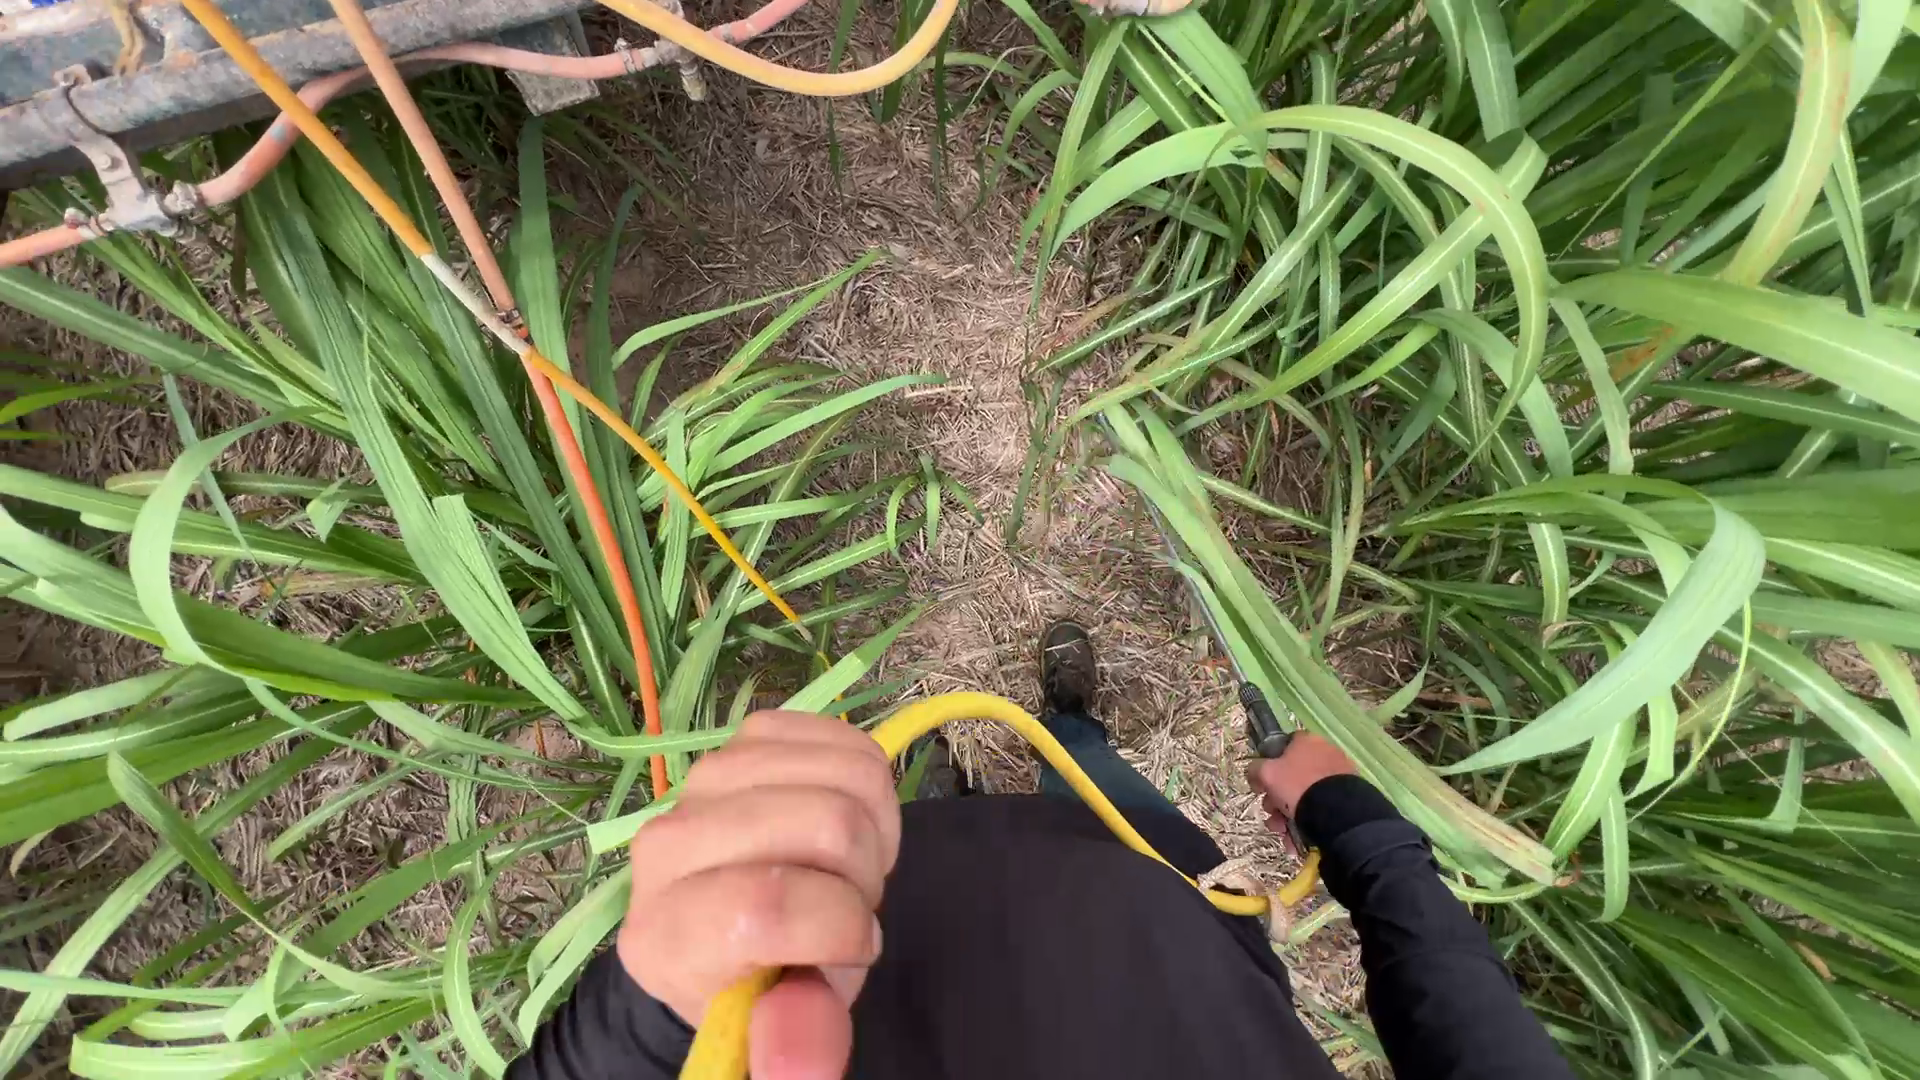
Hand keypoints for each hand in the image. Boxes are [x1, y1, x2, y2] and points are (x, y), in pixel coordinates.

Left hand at [617, 711, 899, 1079]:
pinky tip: (846, 810)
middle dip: (866, 872)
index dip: (837, 924)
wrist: (735, 906)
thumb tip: (803, 1062)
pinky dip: (870, 780)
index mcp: (667, 931)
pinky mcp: (751, 733)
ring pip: (848, 773)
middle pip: (827, 822)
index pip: (763, 905)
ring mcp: (712, 773)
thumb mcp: (785, 1019)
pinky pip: (845, 737)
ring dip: (875, 824)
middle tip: (851, 899)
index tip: (851, 946)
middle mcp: (673, 840)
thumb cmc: (763, 968)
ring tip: (849, 860)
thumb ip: (795, 1041)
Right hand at [1246, 733, 1357, 846]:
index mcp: (1306, 741)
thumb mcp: (1266, 774)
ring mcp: (1340, 776)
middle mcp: (1326, 754)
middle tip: (1272, 813)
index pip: (1282, 747)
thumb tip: (1255, 775)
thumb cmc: (1298, 785)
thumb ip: (1255, 770)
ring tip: (1284, 833)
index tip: (1263, 786)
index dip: (1269, 766)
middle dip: (1277, 798)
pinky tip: (1298, 839)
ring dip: (1288, 814)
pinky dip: (1309, 821)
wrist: (1339, 814)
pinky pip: (1322, 807)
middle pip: (1292, 775)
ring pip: (1305, 794)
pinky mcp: (1350, 798)